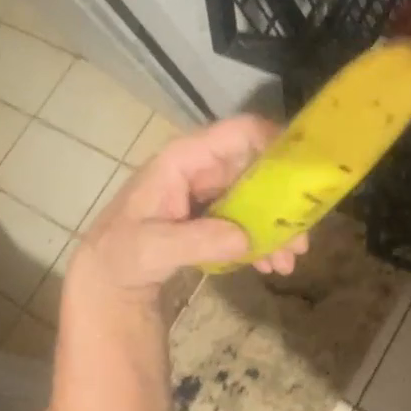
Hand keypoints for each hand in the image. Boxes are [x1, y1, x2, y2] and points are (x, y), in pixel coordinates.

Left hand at [69, 115, 310, 303]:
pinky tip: (271, 265)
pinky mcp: (213, 215)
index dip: (274, 142)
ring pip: (258, 196)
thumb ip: (197, 240)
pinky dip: (263, 239)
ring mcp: (209, 191)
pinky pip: (248, 218)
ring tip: (288, 262)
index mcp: (184, 160)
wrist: (106, 278)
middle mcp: (202, 168)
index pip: (237, 133)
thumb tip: (245, 237)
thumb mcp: (152, 248)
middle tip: (300, 238)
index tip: (304, 174)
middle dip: (283, 200)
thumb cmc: (120, 254)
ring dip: (277, 226)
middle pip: (257, 168)